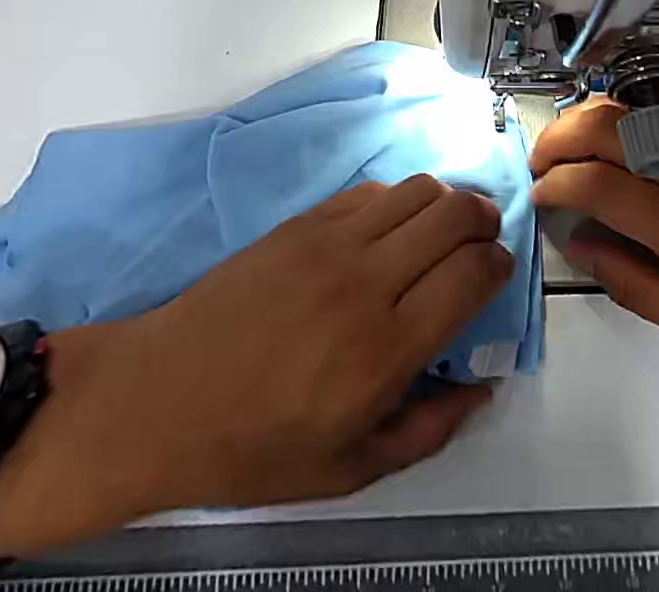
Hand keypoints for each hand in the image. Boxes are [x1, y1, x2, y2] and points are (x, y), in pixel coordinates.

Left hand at [0, 175, 510, 555]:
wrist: (157, 399)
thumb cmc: (254, 446)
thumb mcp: (350, 469)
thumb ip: (430, 428)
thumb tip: (481, 385)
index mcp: (386, 349)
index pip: (473, 275)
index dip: (501, 264)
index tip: (499, 270)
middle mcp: (366, 282)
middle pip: (455, 216)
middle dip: (485, 220)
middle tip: (484, 238)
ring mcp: (328, 243)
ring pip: (417, 191)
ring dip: (445, 202)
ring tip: (443, 225)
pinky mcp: (298, 224)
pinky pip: (368, 192)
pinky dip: (396, 201)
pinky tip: (388, 227)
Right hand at [532, 94, 658, 359]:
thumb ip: (631, 284)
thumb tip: (579, 244)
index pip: (596, 186)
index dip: (553, 185)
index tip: (541, 198)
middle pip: (603, 129)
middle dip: (555, 139)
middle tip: (542, 163)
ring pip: (632, 105)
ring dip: (586, 116)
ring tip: (571, 141)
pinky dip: (634, 106)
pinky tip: (623, 126)